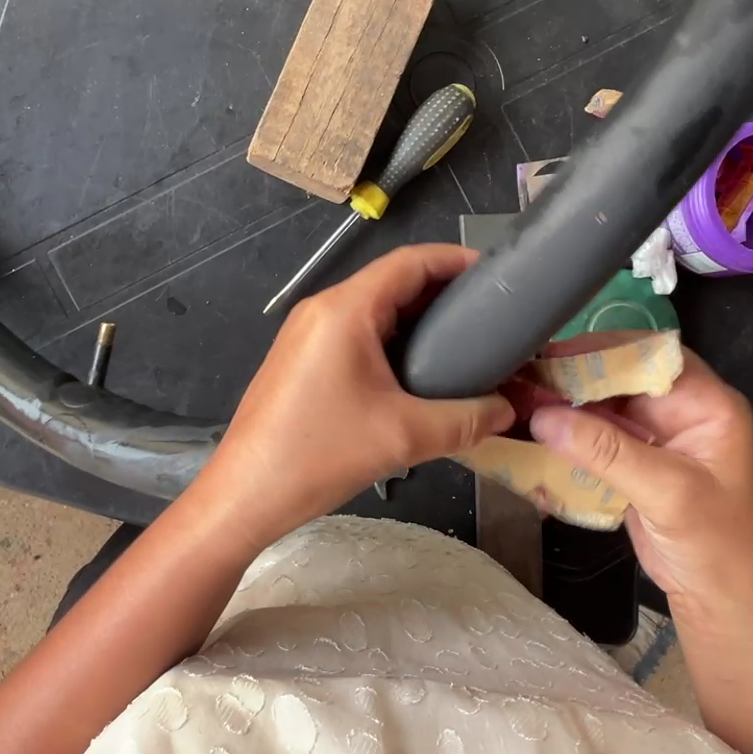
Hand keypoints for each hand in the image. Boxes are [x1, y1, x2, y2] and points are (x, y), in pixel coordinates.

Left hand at [198, 244, 514, 551]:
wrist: (245, 493)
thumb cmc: (319, 454)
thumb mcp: (403, 436)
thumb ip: (466, 420)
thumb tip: (507, 410)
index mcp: (344, 309)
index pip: (409, 262)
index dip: (456, 260)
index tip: (495, 275)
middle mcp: (322, 310)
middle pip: (391, 283)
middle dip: (443, 294)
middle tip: (489, 318)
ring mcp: (307, 334)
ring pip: (373, 310)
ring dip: (417, 321)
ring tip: (464, 344)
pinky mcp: (301, 360)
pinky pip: (355, 335)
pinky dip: (392, 342)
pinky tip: (419, 371)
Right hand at [528, 352, 752, 636]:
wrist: (727, 608)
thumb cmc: (720, 548)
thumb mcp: (669, 492)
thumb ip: (606, 451)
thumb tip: (542, 417)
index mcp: (707, 406)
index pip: (650, 358)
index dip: (602, 350)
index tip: (551, 353)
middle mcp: (680, 415)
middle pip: (619, 381)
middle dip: (573, 379)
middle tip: (523, 379)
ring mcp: (654, 443)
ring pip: (601, 410)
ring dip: (563, 409)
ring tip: (518, 403)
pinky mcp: (633, 469)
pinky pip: (594, 442)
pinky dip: (565, 440)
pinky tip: (532, 438)